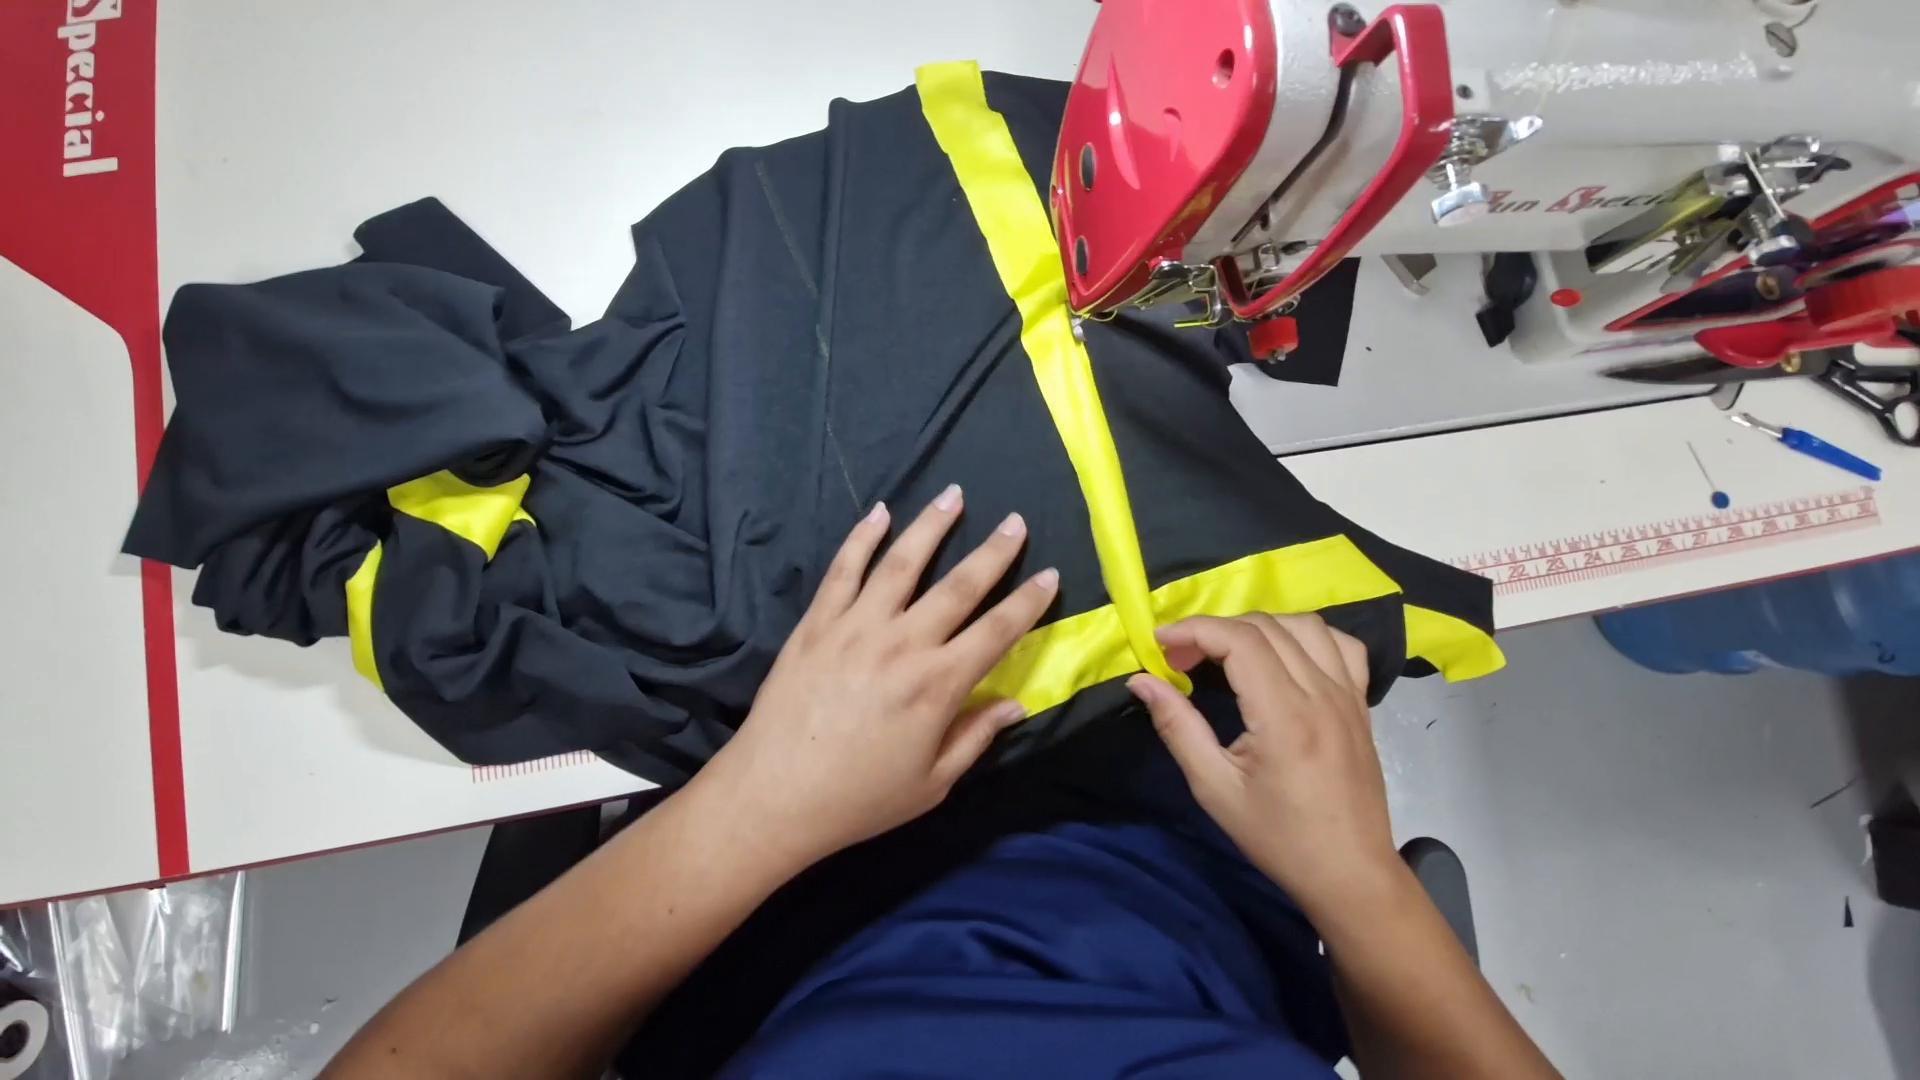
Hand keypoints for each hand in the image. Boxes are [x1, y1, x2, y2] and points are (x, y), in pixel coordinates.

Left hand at [696, 485, 1057, 868]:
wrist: (774, 795)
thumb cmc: (859, 798)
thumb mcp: (933, 783)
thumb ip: (976, 737)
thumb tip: (1018, 704)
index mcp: (938, 684)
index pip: (997, 632)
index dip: (1028, 602)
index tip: (1050, 574)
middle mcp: (903, 643)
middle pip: (959, 586)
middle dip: (993, 552)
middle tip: (1015, 522)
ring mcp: (856, 626)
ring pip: (901, 563)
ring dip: (931, 527)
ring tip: (953, 496)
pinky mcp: (817, 623)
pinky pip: (843, 570)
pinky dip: (861, 538)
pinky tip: (878, 512)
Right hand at [1127, 613, 1400, 915]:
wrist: (1350, 873)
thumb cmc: (1278, 837)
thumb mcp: (1214, 788)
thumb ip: (1177, 726)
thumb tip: (1142, 681)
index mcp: (1285, 715)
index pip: (1239, 640)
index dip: (1194, 629)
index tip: (1161, 643)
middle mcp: (1321, 693)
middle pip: (1265, 626)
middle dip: (1214, 630)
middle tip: (1182, 660)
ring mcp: (1348, 695)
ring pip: (1304, 625)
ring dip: (1257, 627)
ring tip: (1228, 654)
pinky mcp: (1361, 703)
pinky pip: (1341, 645)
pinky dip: (1306, 636)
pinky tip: (1284, 656)